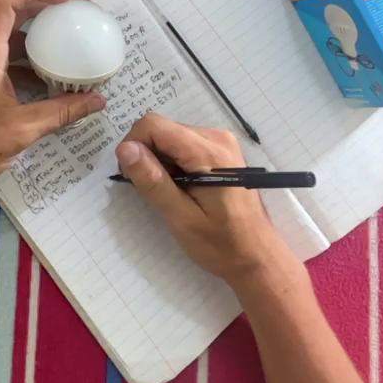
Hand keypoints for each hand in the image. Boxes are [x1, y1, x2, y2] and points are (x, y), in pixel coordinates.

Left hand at [0, 0, 106, 202]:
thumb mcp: (22, 130)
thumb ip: (62, 111)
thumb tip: (98, 100)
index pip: (7, 0)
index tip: (70, 2)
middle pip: (9, 13)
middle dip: (44, 11)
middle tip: (78, 21)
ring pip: (4, 35)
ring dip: (35, 38)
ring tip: (69, 48)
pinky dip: (22, 58)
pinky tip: (47, 77)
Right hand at [116, 114, 292, 283]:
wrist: (258, 257)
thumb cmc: (221, 245)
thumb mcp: (181, 218)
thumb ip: (153, 181)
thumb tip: (124, 149)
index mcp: (209, 153)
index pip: (154, 125)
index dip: (133, 145)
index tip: (130, 176)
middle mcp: (216, 137)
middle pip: (161, 128)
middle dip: (145, 154)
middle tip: (149, 189)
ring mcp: (220, 141)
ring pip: (169, 135)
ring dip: (158, 159)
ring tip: (168, 192)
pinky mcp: (220, 149)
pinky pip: (182, 142)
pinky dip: (172, 161)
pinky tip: (180, 186)